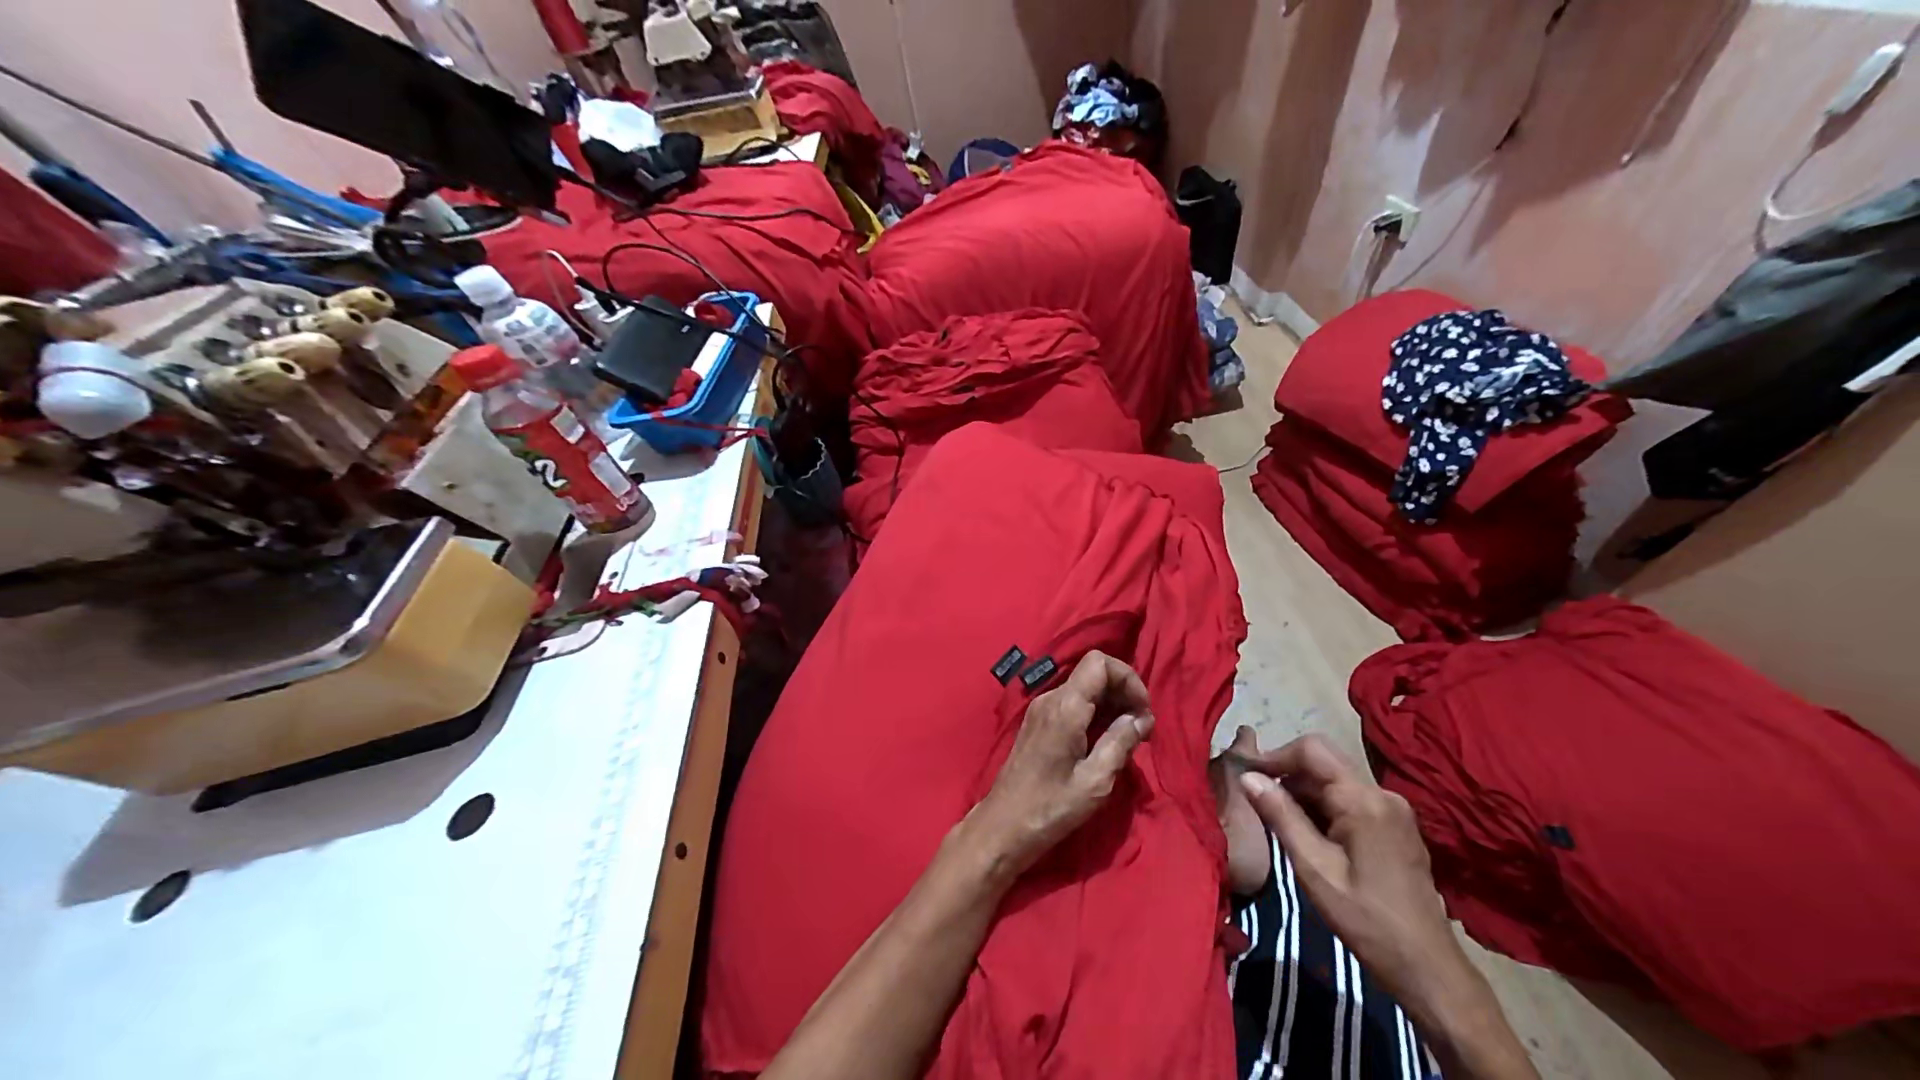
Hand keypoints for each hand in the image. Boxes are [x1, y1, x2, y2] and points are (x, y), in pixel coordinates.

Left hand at [963, 650, 1155, 878]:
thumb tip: (1142, 719)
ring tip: (1128, 739)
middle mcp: (1050, 699)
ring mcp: (1041, 710)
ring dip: (1111, 705)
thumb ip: (1120, 743)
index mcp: (1065, 707)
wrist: (1004, 825)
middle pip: (1093, 673)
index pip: (1099, 662)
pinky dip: (1095, 715)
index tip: (1142, 712)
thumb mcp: (1095, 781)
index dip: (1128, 678)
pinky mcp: (1038, 723)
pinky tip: (1105, 742)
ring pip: (1084, 689)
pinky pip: (1073, 705)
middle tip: (1141, 730)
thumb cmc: (1051, 808)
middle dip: (1123, 693)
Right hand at [1236, 736, 1536, 1079]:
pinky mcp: (1395, 826)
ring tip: (1276, 820)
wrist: (1426, 966)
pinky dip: (1322, 806)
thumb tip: (1248, 776)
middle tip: (1257, 800)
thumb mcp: (1314, 867)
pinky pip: (1350, 799)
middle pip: (1324, 762)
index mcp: (1364, 800)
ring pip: (1335, 781)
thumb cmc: (1365, 918)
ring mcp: (1393, 809)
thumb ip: (1281, 816)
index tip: (1247, 777)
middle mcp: (1382, 794)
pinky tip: (1307, 833)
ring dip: (1303, 792)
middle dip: (1286, 774)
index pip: (1311, 750)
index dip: (1274, 756)